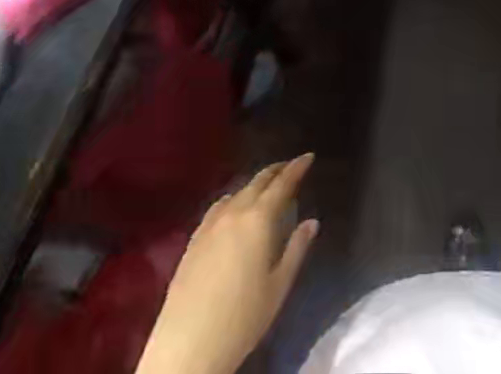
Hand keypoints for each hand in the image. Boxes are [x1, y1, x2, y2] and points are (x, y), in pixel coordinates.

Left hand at [136, 154, 319, 373]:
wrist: (188, 344)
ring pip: (237, 192)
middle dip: (276, 170)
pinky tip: (234, 208)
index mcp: (258, 220)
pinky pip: (218, 206)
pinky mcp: (194, 239)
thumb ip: (296, 249)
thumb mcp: (278, 286)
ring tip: (266, 186)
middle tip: (291, 165)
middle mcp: (233, 213)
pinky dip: (233, 198)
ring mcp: (210, 224)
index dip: (296, 168)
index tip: (308, 156)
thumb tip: (311, 221)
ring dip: (255, 184)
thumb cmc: (243, 318)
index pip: (282, 184)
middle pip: (257, 182)